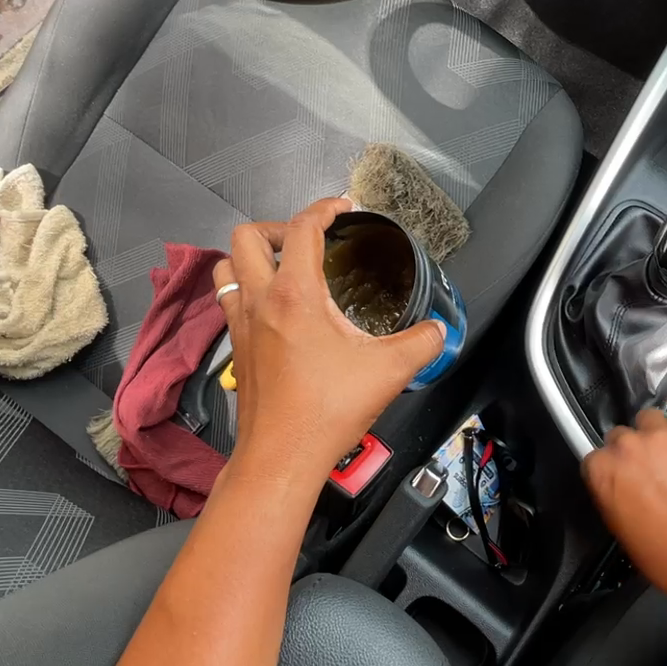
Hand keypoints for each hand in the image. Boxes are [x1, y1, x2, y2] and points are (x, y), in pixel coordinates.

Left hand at [213, 197, 444, 485]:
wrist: (281, 457)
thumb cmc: (329, 408)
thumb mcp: (390, 371)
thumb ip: (422, 342)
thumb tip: (438, 330)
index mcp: (295, 294)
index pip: (301, 228)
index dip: (325, 208)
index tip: (345, 208)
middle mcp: (259, 301)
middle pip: (248, 236)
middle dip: (280, 227)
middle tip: (311, 242)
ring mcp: (241, 326)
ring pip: (228, 268)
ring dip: (254, 258)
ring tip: (287, 269)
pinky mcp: (236, 350)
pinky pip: (230, 301)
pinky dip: (248, 290)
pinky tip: (278, 311)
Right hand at [581, 393, 666, 602]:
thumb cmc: (666, 552)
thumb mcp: (620, 529)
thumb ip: (612, 495)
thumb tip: (618, 486)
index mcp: (602, 471)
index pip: (595, 457)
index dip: (609, 469)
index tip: (621, 479)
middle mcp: (627, 446)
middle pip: (619, 435)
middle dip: (631, 451)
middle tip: (648, 472)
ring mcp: (660, 435)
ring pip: (649, 417)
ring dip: (657, 431)